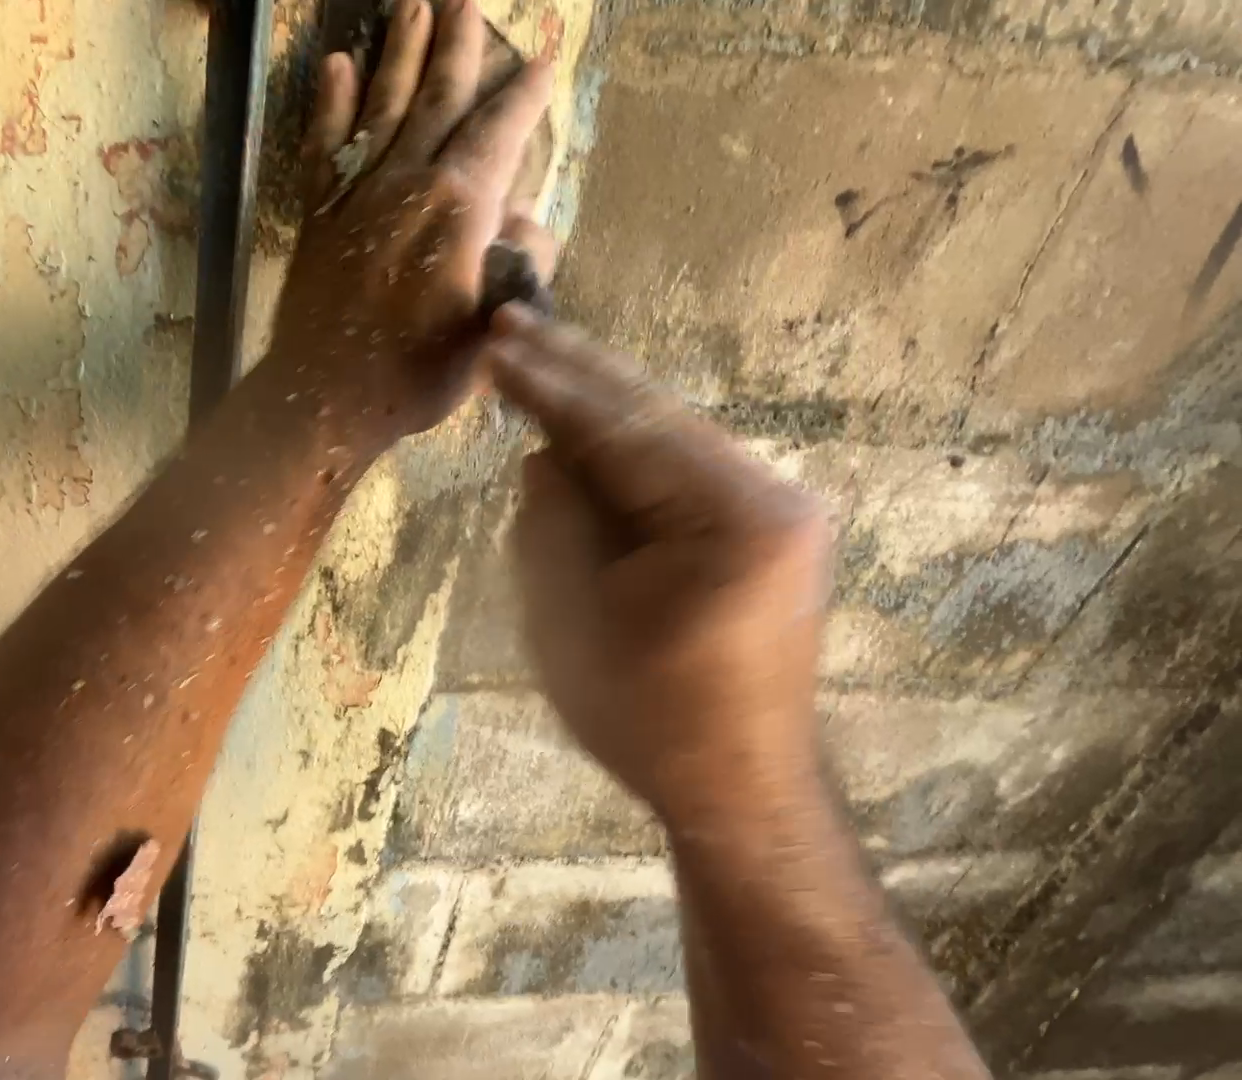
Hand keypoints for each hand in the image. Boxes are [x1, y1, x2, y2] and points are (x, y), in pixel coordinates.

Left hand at [270, 0, 556, 445]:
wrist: (324, 397)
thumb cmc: (413, 374)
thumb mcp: (488, 329)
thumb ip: (516, 265)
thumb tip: (522, 221)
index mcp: (458, 208)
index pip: (500, 131)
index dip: (524, 93)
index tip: (544, 56)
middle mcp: (407, 184)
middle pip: (439, 99)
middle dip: (458, 45)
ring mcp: (356, 196)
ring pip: (383, 108)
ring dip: (399, 54)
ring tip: (412, 5)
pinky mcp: (317, 216)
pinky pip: (324, 148)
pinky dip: (328, 106)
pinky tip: (334, 67)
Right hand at [487, 306, 833, 825]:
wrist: (736, 786)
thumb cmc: (644, 716)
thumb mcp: (570, 618)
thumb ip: (552, 521)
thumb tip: (544, 458)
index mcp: (731, 518)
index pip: (621, 431)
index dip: (549, 388)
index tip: (496, 345)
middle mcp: (772, 495)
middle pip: (655, 416)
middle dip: (577, 373)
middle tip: (514, 323)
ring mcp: (779, 510)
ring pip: (670, 437)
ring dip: (600, 404)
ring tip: (539, 358)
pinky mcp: (766, 529)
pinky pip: (682, 470)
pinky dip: (628, 448)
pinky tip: (586, 427)